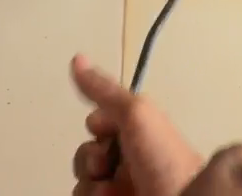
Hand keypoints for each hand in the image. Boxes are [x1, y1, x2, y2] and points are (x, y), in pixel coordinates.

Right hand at [71, 55, 204, 195]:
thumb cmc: (164, 159)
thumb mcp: (136, 114)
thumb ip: (104, 90)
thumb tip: (77, 59)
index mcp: (136, 130)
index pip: (97, 122)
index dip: (97, 127)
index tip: (105, 130)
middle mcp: (128, 158)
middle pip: (86, 154)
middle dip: (90, 160)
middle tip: (106, 164)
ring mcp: (122, 187)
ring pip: (84, 182)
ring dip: (91, 185)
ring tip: (112, 191)